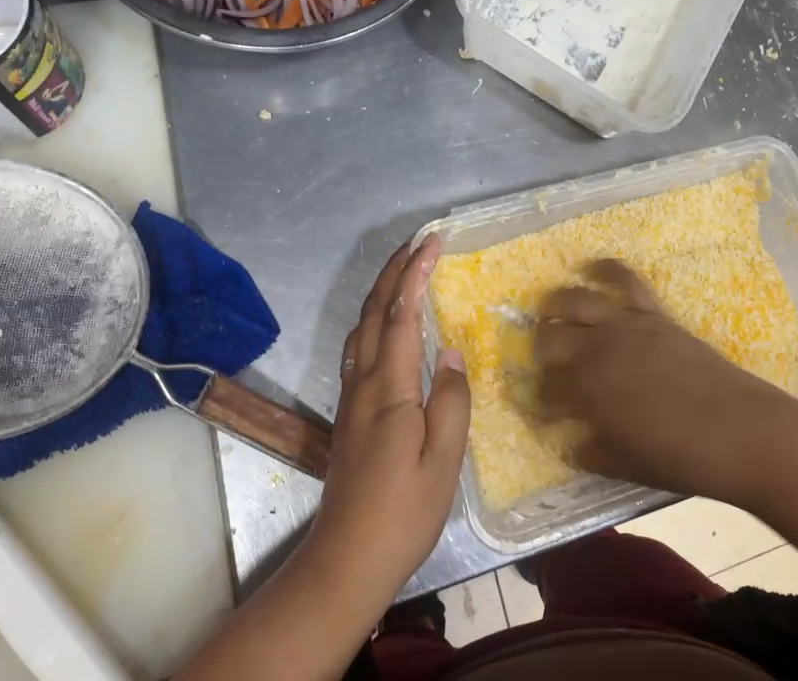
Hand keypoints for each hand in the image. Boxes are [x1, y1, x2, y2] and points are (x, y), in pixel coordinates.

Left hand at [304, 236, 469, 596]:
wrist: (348, 557)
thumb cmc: (403, 512)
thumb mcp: (443, 461)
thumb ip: (450, 401)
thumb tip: (449, 351)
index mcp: (388, 389)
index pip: (401, 315)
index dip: (415, 273)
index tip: (432, 240)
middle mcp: (362, 383)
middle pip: (373, 312)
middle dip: (394, 270)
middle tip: (419, 240)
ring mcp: (351, 398)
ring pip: (361, 328)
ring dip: (381, 291)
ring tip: (405, 270)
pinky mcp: (349, 413)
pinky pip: (359, 348)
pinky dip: (374, 319)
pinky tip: (384, 325)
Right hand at [535, 259, 797, 507]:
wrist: (744, 433)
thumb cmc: (682, 457)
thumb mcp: (626, 466)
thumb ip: (593, 451)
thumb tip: (574, 443)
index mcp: (585, 393)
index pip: (545, 392)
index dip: (540, 403)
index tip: (545, 414)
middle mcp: (596, 351)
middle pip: (549, 340)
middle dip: (540, 353)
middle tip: (546, 366)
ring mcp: (626, 326)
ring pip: (574, 301)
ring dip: (555, 305)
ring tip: (549, 312)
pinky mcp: (653, 314)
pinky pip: (625, 279)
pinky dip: (607, 268)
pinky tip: (592, 266)